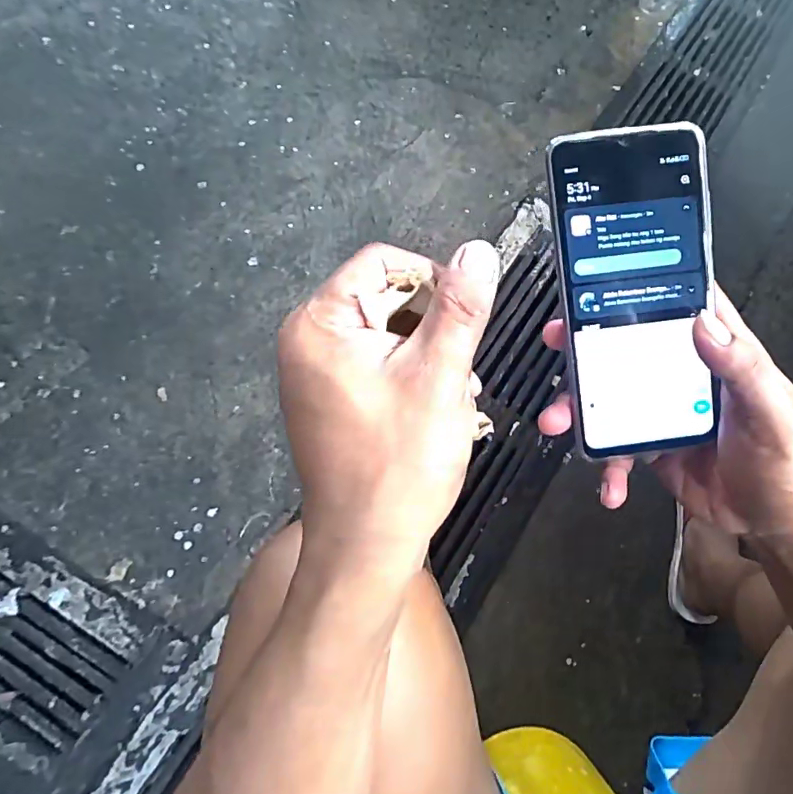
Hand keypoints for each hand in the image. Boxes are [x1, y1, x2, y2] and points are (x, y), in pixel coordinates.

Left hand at [277, 241, 498, 566]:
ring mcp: (325, 370)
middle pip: (394, 295)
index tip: (463, 323)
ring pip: (401, 329)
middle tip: (454, 370)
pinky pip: (391, 359)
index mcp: (321, 326)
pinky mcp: (342, 393)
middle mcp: (312, 341)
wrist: (372, 542)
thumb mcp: (441, 375)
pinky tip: (437, 408)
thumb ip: (462, 308)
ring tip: (449, 396)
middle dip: (438, 327)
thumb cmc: (399, 464)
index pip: (385, 263)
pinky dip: (423, 374)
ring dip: (437, 354)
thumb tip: (480, 251)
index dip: (435, 282)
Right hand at [535, 287, 792, 541]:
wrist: (772, 522)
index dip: (652, 288)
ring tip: (561, 422)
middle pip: (636, 346)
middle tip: (561, 341)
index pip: (688, 306)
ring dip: (584, 407)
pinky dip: (609, 464)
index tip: (610, 280)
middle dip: (593, 343)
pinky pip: (621, 447)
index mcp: (725, 354)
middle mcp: (692, 375)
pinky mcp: (658, 445)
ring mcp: (671, 410)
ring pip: (617, 394)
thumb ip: (742, 367)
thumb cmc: (785, 462)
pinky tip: (611, 483)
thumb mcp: (770, 410)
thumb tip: (705, 324)